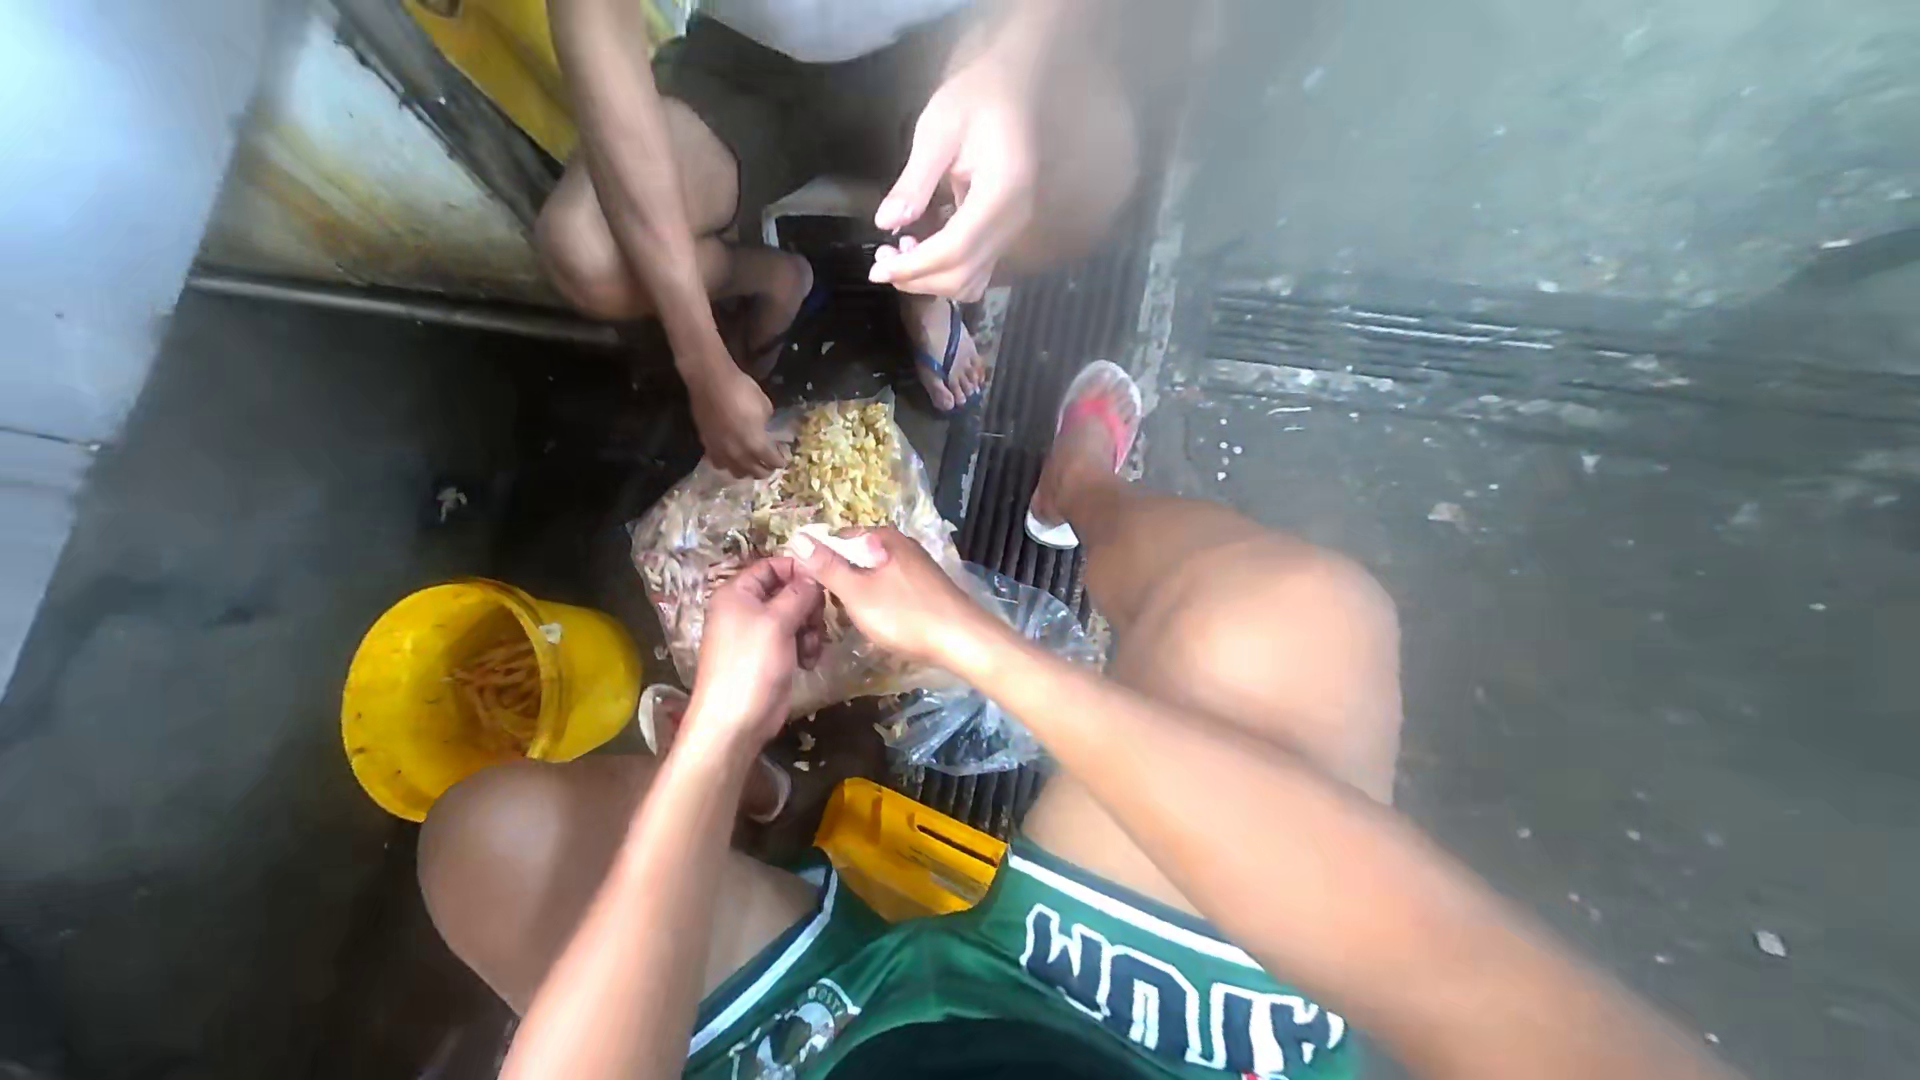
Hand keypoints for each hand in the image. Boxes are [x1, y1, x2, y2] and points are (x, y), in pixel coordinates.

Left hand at [684, 557, 823, 751]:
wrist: (737, 721)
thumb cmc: (751, 664)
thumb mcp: (776, 621)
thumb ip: (799, 593)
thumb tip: (814, 575)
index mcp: (737, 592)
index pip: (771, 565)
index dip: (798, 570)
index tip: (824, 580)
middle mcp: (746, 608)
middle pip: (788, 590)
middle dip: (808, 605)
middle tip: (816, 621)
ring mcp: (759, 632)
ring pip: (797, 615)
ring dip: (810, 628)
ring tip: (810, 648)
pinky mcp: (771, 654)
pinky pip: (795, 637)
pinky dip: (805, 645)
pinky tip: (808, 662)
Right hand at [690, 369, 784, 478]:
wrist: (710, 381)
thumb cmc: (742, 390)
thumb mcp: (765, 406)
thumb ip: (765, 424)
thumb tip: (762, 428)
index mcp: (756, 445)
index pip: (772, 462)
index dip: (779, 462)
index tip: (782, 460)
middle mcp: (738, 454)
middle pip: (755, 472)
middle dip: (765, 470)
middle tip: (769, 465)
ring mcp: (720, 451)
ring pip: (736, 472)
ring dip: (745, 471)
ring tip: (750, 464)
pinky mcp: (706, 445)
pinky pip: (718, 463)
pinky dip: (727, 464)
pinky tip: (730, 458)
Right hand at [788, 528, 998, 667]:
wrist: (962, 639)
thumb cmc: (905, 615)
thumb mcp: (857, 592)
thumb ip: (828, 567)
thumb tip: (798, 538)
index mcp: (883, 538)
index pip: (838, 538)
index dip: (820, 561)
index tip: (810, 587)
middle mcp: (901, 544)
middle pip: (857, 556)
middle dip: (841, 579)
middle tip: (831, 608)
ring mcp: (916, 564)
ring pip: (874, 574)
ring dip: (860, 593)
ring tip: (855, 618)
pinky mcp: (926, 586)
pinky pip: (891, 586)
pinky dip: (881, 600)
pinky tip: (881, 621)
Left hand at [870, 58, 1036, 301]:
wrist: (1015, 89)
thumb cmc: (976, 97)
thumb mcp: (938, 128)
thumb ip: (913, 181)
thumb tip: (886, 223)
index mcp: (1000, 194)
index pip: (955, 250)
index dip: (914, 267)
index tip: (878, 269)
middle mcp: (1011, 223)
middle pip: (962, 275)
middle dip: (918, 278)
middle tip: (882, 261)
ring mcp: (1011, 233)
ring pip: (970, 282)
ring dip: (931, 281)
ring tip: (901, 255)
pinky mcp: (1004, 236)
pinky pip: (976, 272)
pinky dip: (946, 274)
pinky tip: (923, 251)